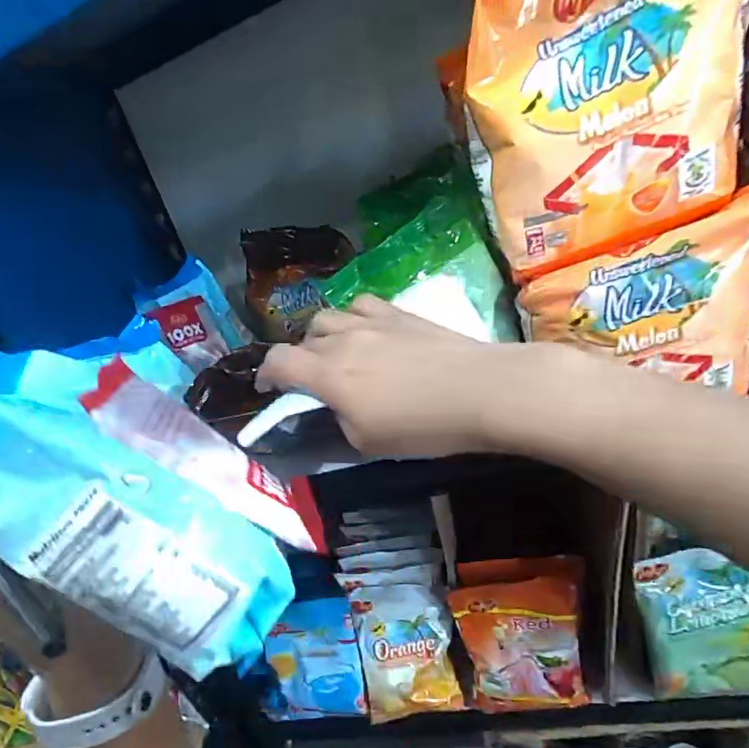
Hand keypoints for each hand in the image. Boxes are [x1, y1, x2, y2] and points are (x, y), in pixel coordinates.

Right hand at [255, 295, 578, 458]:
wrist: (484, 390)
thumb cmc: (421, 426)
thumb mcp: (366, 442)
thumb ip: (337, 420)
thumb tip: (333, 406)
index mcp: (327, 373)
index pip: (277, 362)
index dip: (264, 376)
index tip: (267, 390)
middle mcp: (342, 339)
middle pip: (301, 339)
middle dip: (295, 360)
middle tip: (307, 382)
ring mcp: (373, 322)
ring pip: (328, 317)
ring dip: (320, 336)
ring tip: (333, 354)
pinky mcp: (400, 314)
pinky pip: (361, 306)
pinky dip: (351, 319)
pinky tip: (365, 334)